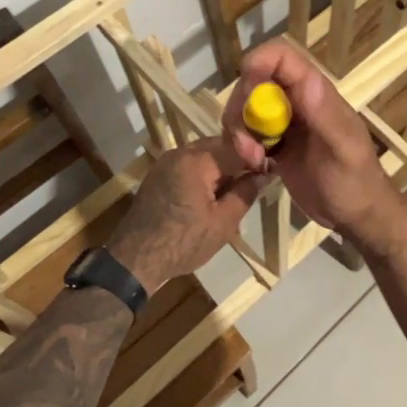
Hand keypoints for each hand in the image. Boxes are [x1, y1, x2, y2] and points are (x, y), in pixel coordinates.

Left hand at [107, 138, 262, 291]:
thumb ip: (245, 193)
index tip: (270, 172)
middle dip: (238, 162)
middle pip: (219, 147)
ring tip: (234, 193)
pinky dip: (204, 174)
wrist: (135, 259)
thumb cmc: (183, 242)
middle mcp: (180, 152)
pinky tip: (211, 197)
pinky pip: (189, 165)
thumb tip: (265, 174)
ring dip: (222, 169)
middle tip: (254, 184)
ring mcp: (166, 161)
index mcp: (197, 160)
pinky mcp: (158, 174)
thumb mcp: (223, 222)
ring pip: (204, 155)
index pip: (237, 147)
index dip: (256, 158)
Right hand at [222, 39, 403, 253]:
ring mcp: (285, 122)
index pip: (282, 57)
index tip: (245, 92)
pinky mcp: (276, 143)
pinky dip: (242, 145)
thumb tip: (306, 81)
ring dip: (239, 131)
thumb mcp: (342, 150)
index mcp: (316, 92)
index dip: (258, 62)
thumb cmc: (355, 182)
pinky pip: (247, 132)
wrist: (356, 217)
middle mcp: (297, 100)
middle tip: (246, 145)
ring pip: (246, 108)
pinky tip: (255, 166)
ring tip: (252, 161)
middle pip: (254, 82)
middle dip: (241, 109)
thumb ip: (325, 116)